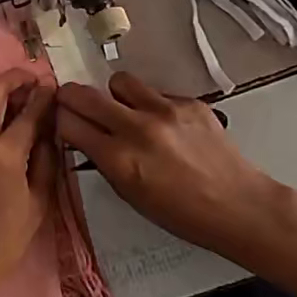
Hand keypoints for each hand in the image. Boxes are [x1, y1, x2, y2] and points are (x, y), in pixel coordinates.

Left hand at [0, 70, 57, 296]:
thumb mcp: (39, 202)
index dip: (44, 97)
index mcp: (6, 155)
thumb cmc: (6, 238)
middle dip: (14, 78)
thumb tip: (49, 132)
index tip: (52, 88)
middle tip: (29, 81)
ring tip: (2, 97)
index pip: (29, 113)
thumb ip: (46, 161)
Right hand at [56, 72, 296, 265]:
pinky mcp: (189, 102)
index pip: (69, 124)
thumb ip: (105, 163)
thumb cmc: (181, 214)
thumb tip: (86, 139)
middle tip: (72, 104)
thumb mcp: (131, 196)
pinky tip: (164, 126)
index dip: (59, 122)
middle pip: (84, 95)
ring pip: (120, 82)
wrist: (236, 205)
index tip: (60, 123)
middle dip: (71, 98)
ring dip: (114, 95)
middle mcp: (138, 129)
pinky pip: (155, 93)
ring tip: (124, 112)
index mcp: (120, 160)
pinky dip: (150, 105)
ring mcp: (165, 110)